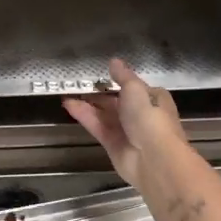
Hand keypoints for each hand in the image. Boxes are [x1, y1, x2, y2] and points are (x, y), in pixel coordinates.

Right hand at [63, 58, 186, 188]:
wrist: (154, 159)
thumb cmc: (149, 117)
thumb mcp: (136, 88)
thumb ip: (122, 76)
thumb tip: (114, 61)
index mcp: (153, 99)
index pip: (133, 87)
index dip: (117, 80)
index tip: (100, 73)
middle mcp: (141, 115)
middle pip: (116, 101)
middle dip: (98, 93)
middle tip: (77, 83)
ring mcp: (126, 131)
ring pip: (104, 114)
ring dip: (87, 104)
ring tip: (67, 92)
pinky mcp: (113, 145)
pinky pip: (97, 126)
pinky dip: (84, 116)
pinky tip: (69, 105)